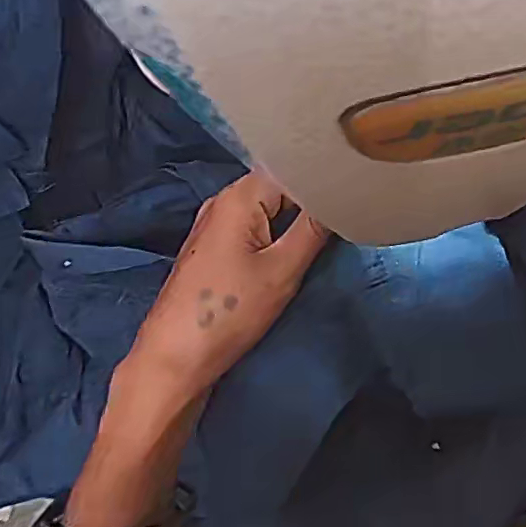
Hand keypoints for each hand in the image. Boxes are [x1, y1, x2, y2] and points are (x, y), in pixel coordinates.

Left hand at [122, 171, 332, 402]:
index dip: (322, 177)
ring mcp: (214, 224)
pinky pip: (253, 224)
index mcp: (238, 197)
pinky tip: (294, 245)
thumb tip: (338, 195)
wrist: (173, 358)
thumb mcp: (282, 271)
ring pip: (266, 207)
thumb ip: (314, 229)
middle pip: (277, 185)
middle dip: (310, 196)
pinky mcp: (213, 247)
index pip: (291, 168)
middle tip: (347, 209)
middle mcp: (222, 201)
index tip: (352, 188)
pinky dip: (275, 231)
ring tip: (328, 225)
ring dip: (294, 216)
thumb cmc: (229, 311)